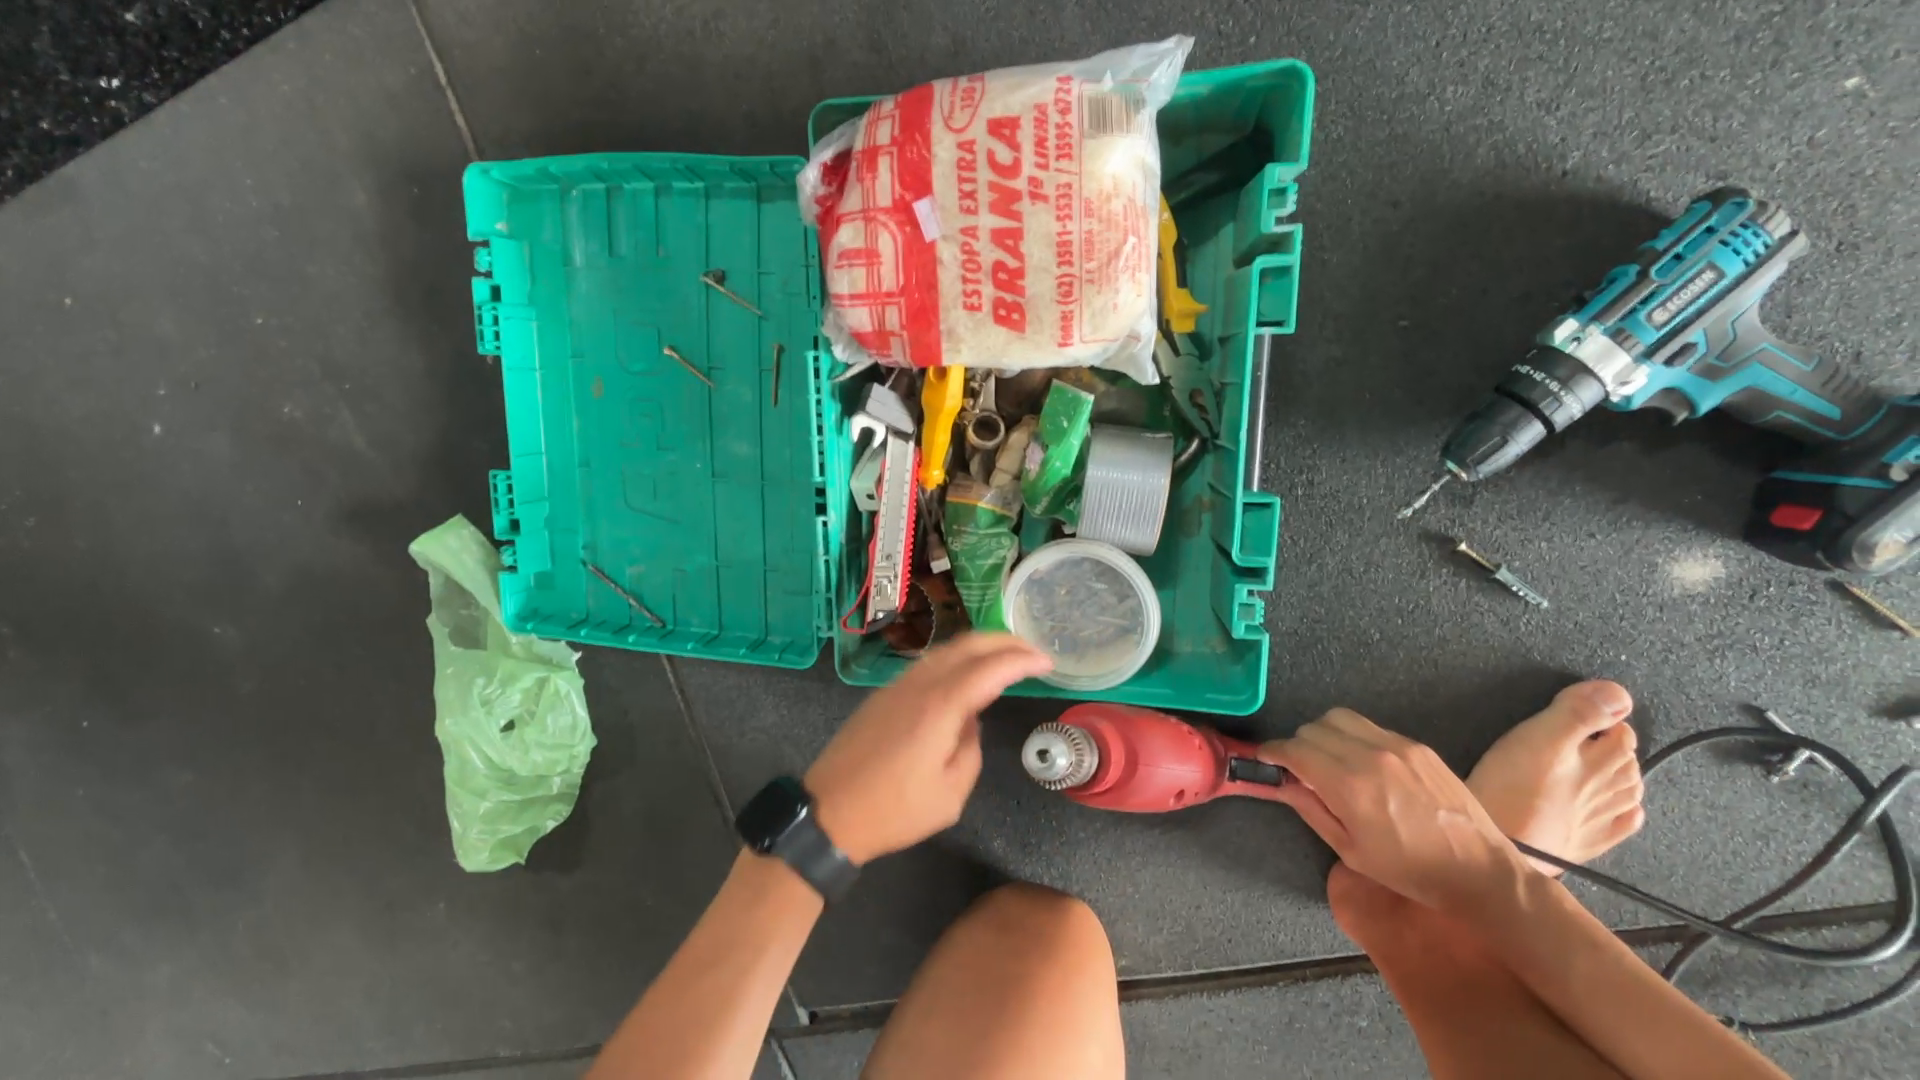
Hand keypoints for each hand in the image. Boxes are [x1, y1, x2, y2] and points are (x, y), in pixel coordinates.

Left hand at [806, 634, 1051, 863]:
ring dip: (978, 647)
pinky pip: (927, 665)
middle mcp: (918, 685)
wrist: (827, 813)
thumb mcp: (950, 794)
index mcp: (939, 706)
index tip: (1047, 661)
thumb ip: (971, 749)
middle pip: (966, 645)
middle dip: (1003, 641)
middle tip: (1032, 651)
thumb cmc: (893, 811)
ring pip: (944, 650)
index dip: (1022, 660)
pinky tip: (966, 676)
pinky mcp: (882, 696)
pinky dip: (955, 660)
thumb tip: (970, 723)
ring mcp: (896, 687)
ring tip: (1004, 658)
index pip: (990, 668)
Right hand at [1260, 708, 1527, 914]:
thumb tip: (1280, 782)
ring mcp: (1397, 746)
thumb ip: (1310, 808)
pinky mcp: (1417, 746)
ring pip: (1340, 718)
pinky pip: (1370, 727)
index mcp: (1349, 785)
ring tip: (1329, 761)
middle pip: (1313, 728)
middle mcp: (1370, 755)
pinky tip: (1363, 764)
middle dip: (1297, 745)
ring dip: (1323, 734)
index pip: (1294, 749)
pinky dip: (1353, 738)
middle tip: (1300, 770)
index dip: (1273, 752)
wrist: (1479, 871)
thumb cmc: (1408, 870)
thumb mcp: (1349, 849)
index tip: (1266, 760)